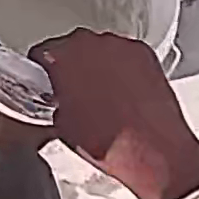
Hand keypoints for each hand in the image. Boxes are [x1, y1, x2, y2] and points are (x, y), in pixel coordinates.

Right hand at [31, 29, 198, 198]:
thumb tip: (58, 99)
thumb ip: (53, 100)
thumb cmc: (110, 146)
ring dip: (100, 63)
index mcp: (60, 57)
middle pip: (71, 46)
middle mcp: (86, 43)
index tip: (48, 78)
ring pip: (99, 48)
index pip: (43, 53)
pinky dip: (125, 67)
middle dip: (73, 65)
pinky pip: (125, 53)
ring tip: (108, 93)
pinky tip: (127, 90)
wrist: (156, 156)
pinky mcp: (142, 51)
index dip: (44, 69)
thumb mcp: (63, 126)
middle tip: (79, 90)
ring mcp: (116, 44)